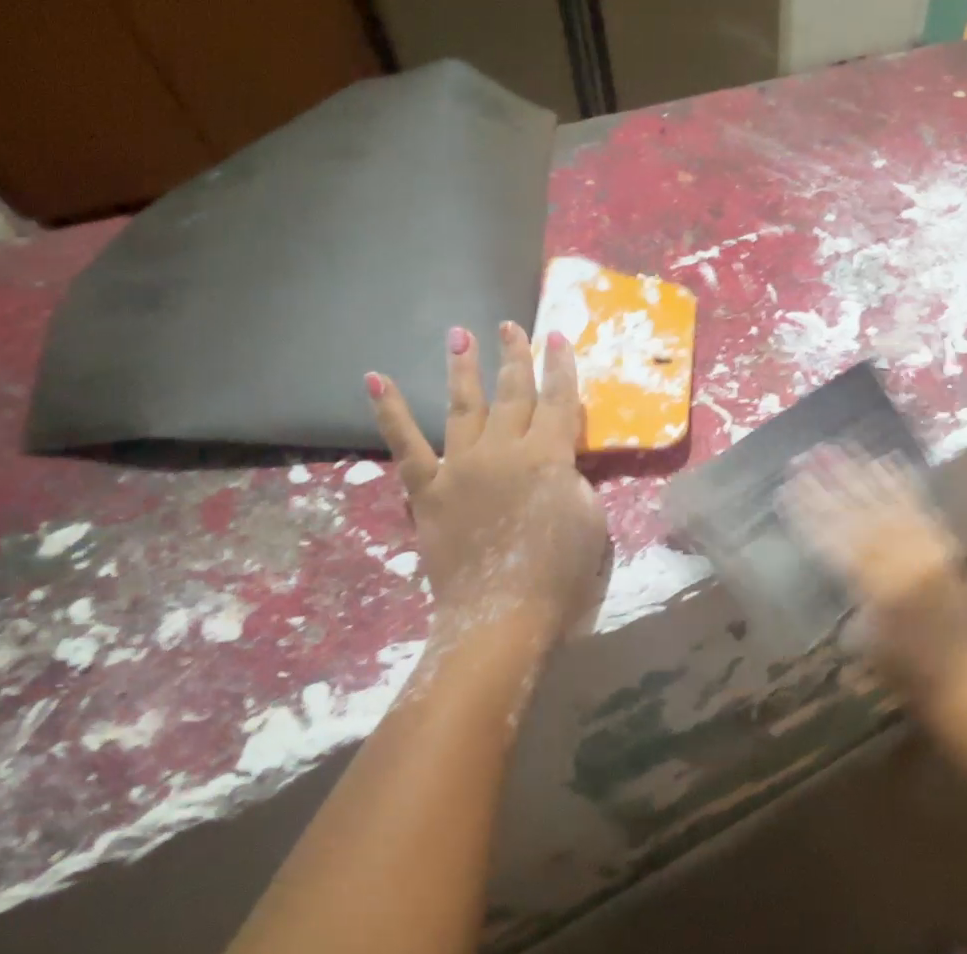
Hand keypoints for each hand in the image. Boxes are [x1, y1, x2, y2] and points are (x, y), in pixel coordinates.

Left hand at [367, 323, 608, 644]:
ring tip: (459, 335)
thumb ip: (575, 482)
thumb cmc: (561, 575)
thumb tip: (558, 464)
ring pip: (463, 406)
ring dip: (462, 368)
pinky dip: (390, 412)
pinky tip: (376, 379)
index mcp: (549, 458)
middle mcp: (504, 451)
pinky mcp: (428, 490)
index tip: (557, 336)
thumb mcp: (590, 522)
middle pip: (512, 394)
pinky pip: (406, 445)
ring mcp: (461, 467)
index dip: (560, 367)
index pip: (559, 401)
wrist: (503, 615)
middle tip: (511, 325)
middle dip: (514, 356)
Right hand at [782, 446, 966, 696]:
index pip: (836, 541)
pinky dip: (902, 481)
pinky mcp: (944, 543)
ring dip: (862, 472)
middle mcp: (906, 560)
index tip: (786, 487)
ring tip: (838, 447)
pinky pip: (922, 506)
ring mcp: (929, 547)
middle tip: (806, 457)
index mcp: (878, 588)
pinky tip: (886, 459)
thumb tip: (829, 552)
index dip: (809, 513)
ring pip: (890, 502)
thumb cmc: (897, 666)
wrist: (956, 671)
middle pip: (861, 513)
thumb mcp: (859, 636)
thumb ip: (847, 591)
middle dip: (831, 483)